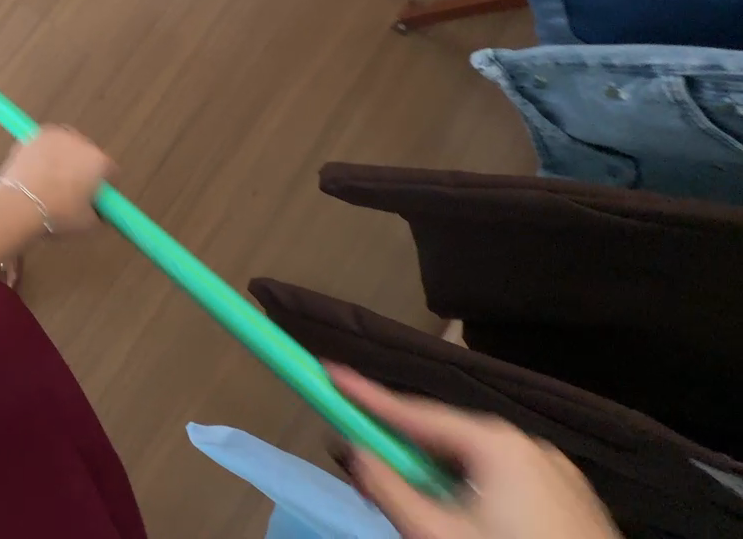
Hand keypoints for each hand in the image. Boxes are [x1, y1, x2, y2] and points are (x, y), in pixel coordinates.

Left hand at [0, 126, 112, 233]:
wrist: (19, 203)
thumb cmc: (57, 214)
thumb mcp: (87, 223)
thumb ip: (99, 213)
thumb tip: (97, 210)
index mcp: (99, 161)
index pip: (110, 170)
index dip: (103, 184)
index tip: (95, 196)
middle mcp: (80, 142)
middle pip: (87, 153)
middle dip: (83, 166)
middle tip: (72, 185)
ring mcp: (54, 135)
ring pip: (66, 143)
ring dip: (64, 154)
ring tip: (52, 175)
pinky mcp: (32, 135)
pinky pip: (44, 142)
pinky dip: (44, 151)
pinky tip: (37, 167)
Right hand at [330, 366, 620, 538]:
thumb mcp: (434, 533)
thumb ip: (383, 485)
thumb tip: (349, 448)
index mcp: (494, 442)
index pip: (409, 411)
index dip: (360, 392)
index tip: (322, 370)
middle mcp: (526, 444)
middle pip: (438, 435)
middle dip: (399, 448)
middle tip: (364, 462)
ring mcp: (554, 472)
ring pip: (467, 459)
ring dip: (432, 473)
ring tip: (416, 504)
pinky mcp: (571, 502)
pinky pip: (499, 479)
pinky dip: (466, 487)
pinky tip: (459, 515)